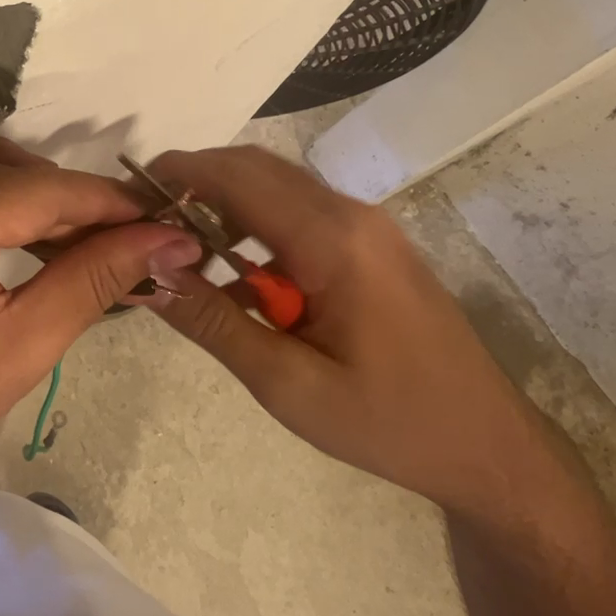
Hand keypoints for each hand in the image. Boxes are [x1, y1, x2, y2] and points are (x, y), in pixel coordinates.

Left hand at [0, 133, 200, 524]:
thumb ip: (95, 278)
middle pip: (11, 170)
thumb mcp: (23, 345)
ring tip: (80, 239)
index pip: (39, 191)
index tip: (164, 218)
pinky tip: (26, 228)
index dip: (108, 202)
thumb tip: (169, 239)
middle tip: (128, 240)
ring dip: (34, 190)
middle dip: (73, 201)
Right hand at [144, 146, 560, 522]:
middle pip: (257, 169)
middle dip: (195, 183)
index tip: (128, 194)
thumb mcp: (285, 382)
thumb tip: (147, 267)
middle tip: (146, 224)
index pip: (238, 178)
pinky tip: (234, 273)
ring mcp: (368, 228)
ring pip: (277, 187)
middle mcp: (352, 215)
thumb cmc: (386, 422)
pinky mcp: (372, 247)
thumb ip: (212, 320)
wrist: (488, 447)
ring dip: (223, 204)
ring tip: (179, 250)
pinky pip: (300, 213)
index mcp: (333, 241)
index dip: (178, 174)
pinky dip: (254, 225)